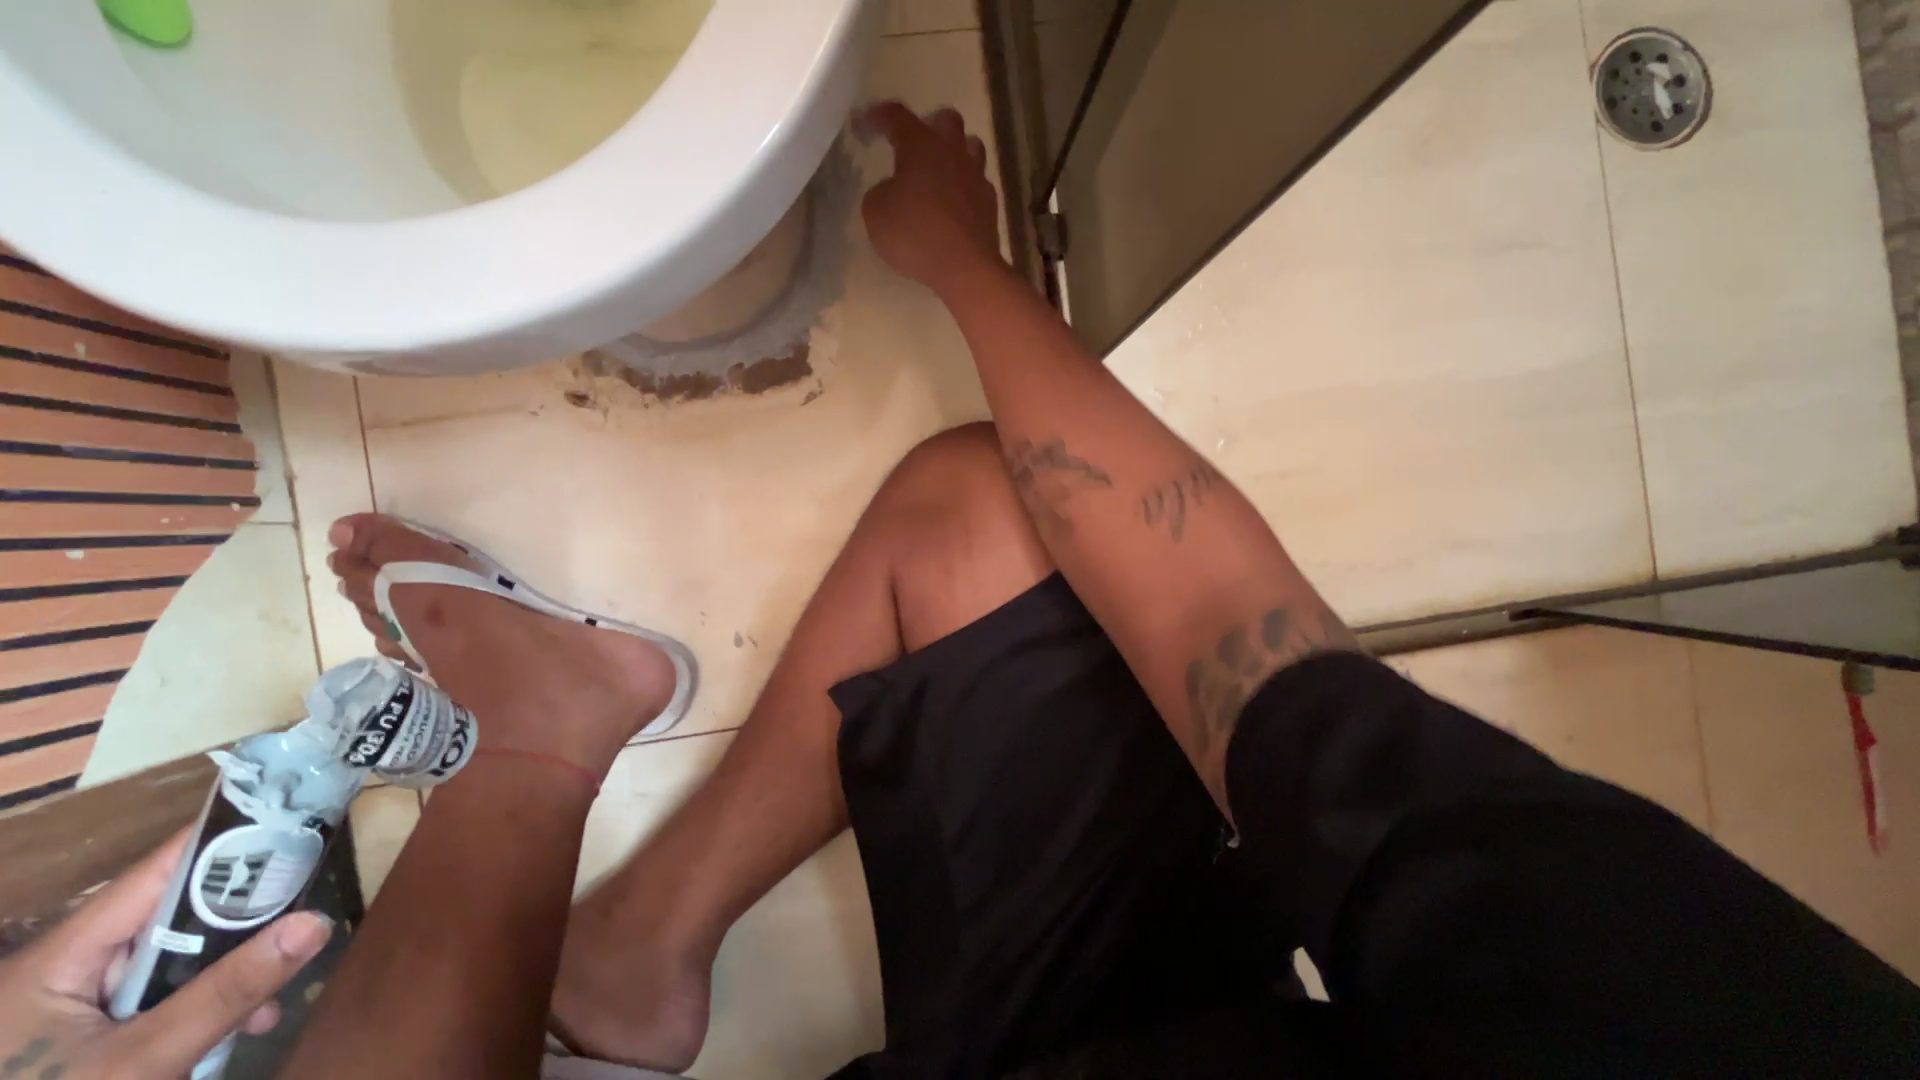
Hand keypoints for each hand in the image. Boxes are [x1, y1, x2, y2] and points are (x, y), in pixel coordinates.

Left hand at [0, 834, 332, 1079]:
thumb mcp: (140, 1062)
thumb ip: (227, 992)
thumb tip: (317, 921)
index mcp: (61, 956)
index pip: (160, 871)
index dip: (228, 845)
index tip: (299, 831)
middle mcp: (68, 967)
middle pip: (175, 918)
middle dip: (241, 929)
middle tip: (297, 935)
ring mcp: (75, 1006)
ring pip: (176, 963)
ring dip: (229, 978)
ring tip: (264, 1013)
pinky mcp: (87, 1037)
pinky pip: (161, 1001)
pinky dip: (203, 1010)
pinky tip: (233, 1033)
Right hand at [858, 101, 1004, 294]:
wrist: (964, 267)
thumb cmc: (914, 235)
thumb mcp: (876, 213)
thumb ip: (880, 192)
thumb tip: (892, 189)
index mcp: (921, 145)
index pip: (897, 116)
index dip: (879, 116)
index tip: (866, 125)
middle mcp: (952, 152)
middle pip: (946, 119)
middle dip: (929, 125)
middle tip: (914, 145)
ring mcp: (976, 176)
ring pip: (970, 146)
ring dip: (955, 150)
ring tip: (940, 168)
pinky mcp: (989, 203)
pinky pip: (978, 181)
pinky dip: (966, 184)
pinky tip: (956, 201)